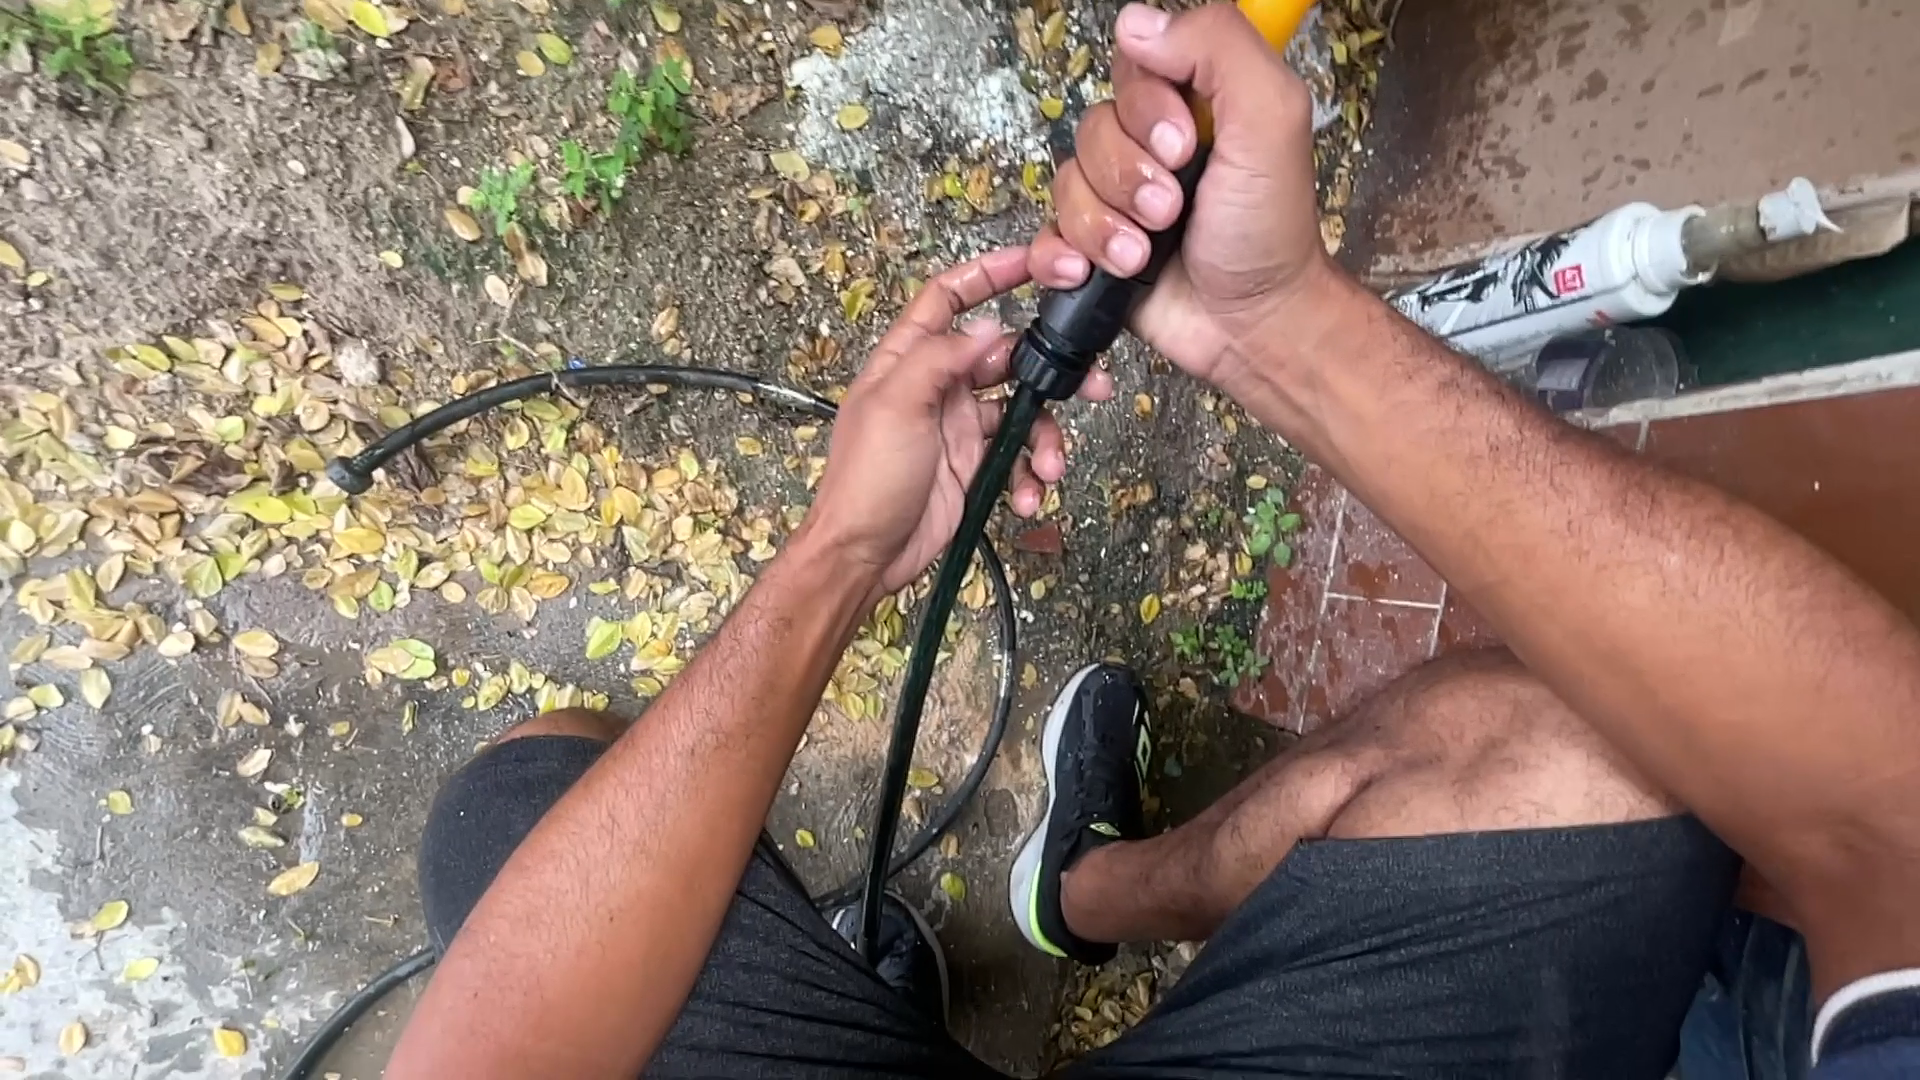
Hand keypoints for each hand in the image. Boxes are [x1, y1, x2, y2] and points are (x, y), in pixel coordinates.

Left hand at [799, 248, 1114, 596]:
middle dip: (1049, 368)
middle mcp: (938, 386)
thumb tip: (986, 329)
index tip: (1033, 263)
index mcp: (909, 360)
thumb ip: (940, 358)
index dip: (989, 274)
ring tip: (1050, 467)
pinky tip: (1029, 496)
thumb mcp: (896, 406)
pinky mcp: (974, 463)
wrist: (866, 553)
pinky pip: (1016, 455)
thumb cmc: (866, 479)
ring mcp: (959, 425)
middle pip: (1004, 355)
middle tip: (1091, 383)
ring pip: (1021, 409)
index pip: (949, 298)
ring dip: (1045, 436)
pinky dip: (1030, 474)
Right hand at [1028, 2, 1333, 390]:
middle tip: (1170, 212)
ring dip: (1103, 226)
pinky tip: (1085, 272)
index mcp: (1186, 110)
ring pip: (1067, 188)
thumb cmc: (1267, 231)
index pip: (1130, 74)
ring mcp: (1114, 207)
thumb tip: (1137, 24)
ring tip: (1141, 256)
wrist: (1248, 323)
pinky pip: (1044, 240)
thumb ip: (1217, 48)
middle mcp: (1144, 153)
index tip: (1184, 149)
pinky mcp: (1091, 257)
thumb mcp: (1269, 118)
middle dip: (1128, 179)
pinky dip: (1057, 257)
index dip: (1146, 111)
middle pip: (1091, 133)